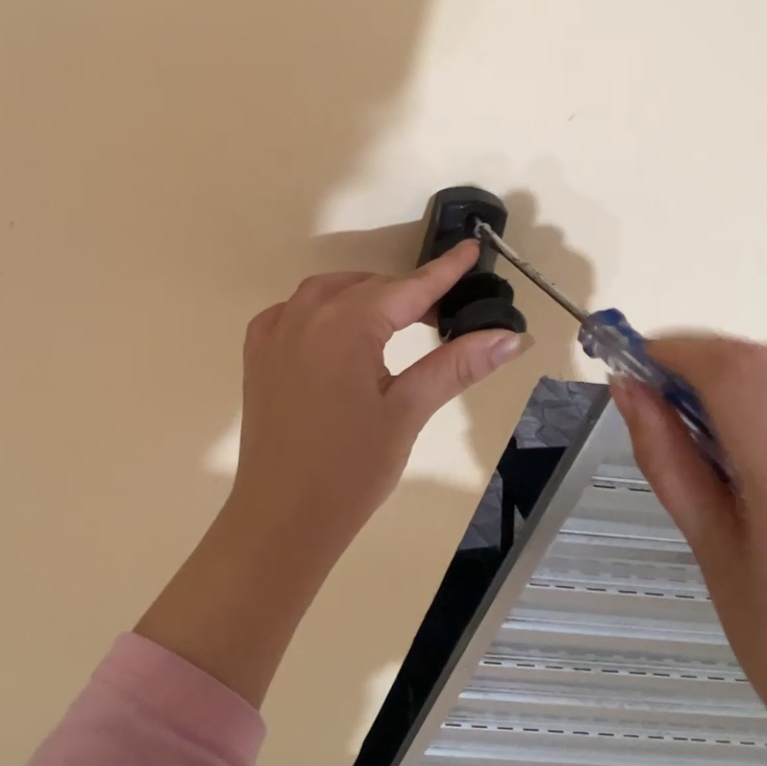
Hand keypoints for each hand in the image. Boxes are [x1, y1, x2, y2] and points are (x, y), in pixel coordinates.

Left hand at [227, 239, 528, 551]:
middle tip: (442, 317)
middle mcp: (304, 315)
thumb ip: (455, 366)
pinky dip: (322, 312)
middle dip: (405, 294)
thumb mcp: (408, 412)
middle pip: (366, 288)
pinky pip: (293, 313)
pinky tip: (339, 338)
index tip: (472, 249)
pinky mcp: (257, 354)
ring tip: (396, 324)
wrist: (281, 516)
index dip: (444, 271)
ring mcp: (273, 333)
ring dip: (362, 298)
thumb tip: (509, 336)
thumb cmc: (350, 469)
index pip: (407, 288)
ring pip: (326, 294)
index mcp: (344, 325)